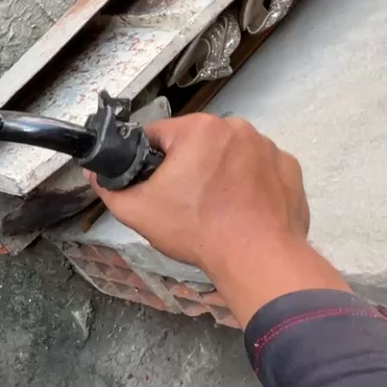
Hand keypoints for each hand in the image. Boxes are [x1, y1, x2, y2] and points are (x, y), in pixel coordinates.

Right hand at [90, 114, 346, 324]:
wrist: (256, 257)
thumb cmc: (195, 228)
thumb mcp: (133, 210)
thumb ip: (107, 186)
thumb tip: (95, 172)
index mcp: (198, 130)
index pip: (156, 134)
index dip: (146, 160)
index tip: (151, 184)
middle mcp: (237, 128)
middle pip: (193, 142)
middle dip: (183, 164)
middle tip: (178, 198)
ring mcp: (269, 147)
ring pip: (226, 153)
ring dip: (215, 171)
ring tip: (210, 205)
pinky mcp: (290, 168)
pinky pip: (256, 168)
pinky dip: (245, 182)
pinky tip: (237, 207)